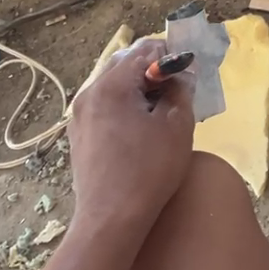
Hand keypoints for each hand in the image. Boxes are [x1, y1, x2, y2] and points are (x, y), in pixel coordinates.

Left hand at [68, 37, 195, 237]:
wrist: (111, 218)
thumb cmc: (150, 169)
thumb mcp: (177, 125)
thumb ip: (179, 90)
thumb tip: (179, 74)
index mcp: (112, 85)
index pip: (144, 50)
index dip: (171, 55)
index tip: (189, 71)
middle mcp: (89, 93)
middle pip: (125, 63)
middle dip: (153, 69)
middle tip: (178, 89)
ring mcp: (80, 114)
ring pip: (113, 84)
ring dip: (139, 87)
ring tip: (161, 109)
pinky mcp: (79, 133)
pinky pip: (105, 104)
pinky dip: (125, 103)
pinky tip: (142, 126)